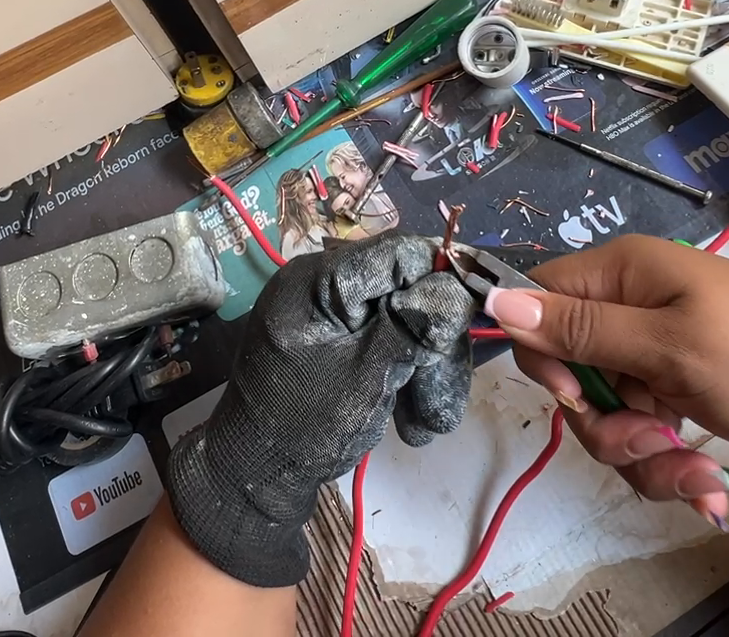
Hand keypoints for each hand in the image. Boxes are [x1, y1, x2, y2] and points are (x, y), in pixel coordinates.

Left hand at [168, 233, 476, 586]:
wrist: (255, 476)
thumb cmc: (302, 426)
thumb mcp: (366, 378)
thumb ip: (411, 326)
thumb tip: (459, 285)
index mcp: (317, 280)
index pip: (398, 253)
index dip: (443, 280)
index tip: (473, 319)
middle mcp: (321, 282)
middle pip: (405, 288)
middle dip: (433, 343)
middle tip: (443, 402)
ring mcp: (328, 309)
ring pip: (402, 315)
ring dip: (424, 366)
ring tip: (427, 421)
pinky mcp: (336, 332)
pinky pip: (384, 334)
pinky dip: (404, 369)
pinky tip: (410, 413)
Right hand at [485, 235, 728, 522]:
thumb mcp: (670, 349)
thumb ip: (579, 329)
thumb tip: (494, 299)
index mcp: (623, 272)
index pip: (538, 300)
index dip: (543, 353)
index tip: (576, 396)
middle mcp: (631, 303)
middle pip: (568, 365)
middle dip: (602, 419)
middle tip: (646, 440)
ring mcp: (654, 346)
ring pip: (603, 406)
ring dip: (637, 450)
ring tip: (693, 472)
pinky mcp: (674, 384)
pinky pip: (638, 424)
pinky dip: (664, 457)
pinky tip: (705, 478)